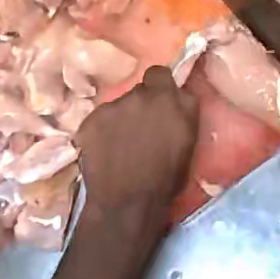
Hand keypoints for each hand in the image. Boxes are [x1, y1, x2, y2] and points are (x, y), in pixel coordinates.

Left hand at [75, 66, 197, 239]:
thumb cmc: (166, 180)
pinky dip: (102, 132)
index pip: (160, 73)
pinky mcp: (90, 119)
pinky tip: (105, 152)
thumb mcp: (188, 142)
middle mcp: (139, 96)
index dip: (159, 86)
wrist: (126, 205)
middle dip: (141, 105)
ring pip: (118, 106)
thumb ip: (183, 110)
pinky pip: (99, 120)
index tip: (159, 102)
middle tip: (142, 129)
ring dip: (122, 119)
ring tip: (122, 146)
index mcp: (168, 100)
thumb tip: (177, 96)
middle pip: (139, 91)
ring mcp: (112, 106)